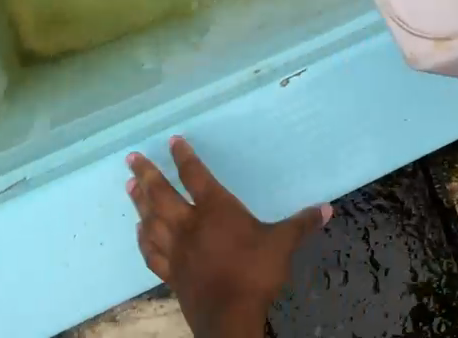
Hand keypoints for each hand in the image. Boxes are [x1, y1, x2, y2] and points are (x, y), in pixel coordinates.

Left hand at [126, 137, 330, 337]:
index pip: (196, 176)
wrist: (229, 318)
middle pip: (162, 195)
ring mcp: (176, 251)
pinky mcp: (170, 274)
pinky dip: (143, 238)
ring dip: (139, 202)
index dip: (184, 157)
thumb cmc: (256, 273)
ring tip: (129, 187)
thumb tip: (328, 208)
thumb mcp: (283, 243)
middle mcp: (190, 225)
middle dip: (147, 175)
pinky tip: (139, 231)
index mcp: (216, 210)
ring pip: (151, 221)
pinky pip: (151, 252)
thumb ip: (302, 223)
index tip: (173, 140)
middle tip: (132, 158)